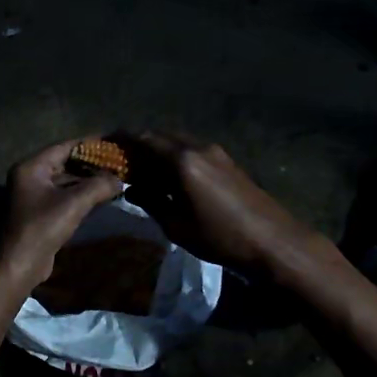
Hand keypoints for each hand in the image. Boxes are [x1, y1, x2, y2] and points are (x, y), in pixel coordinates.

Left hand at [0, 137, 125, 287]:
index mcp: (31, 167)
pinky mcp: (41, 212)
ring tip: (116, 177)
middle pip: (66, 162)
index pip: (65, 146)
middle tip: (118, 161)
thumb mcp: (73, 203)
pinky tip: (103, 195)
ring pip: (67, 180)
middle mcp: (31, 177)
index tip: (113, 142)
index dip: (90, 144)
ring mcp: (35, 195)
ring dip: (89, 180)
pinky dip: (83, 194)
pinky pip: (65, 196)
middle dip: (92, 163)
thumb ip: (99, 186)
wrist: (20, 266)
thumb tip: (120, 179)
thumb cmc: (42, 228)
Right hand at [120, 131, 322, 274]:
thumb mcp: (176, 225)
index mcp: (182, 160)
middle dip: (138, 143)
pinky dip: (175, 156)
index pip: (143, 139)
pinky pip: (192, 150)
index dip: (121, 140)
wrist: (272, 241)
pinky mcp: (227, 161)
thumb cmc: (220, 237)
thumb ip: (151, 202)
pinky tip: (169, 176)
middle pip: (160, 135)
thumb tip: (132, 188)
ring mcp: (215, 152)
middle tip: (120, 159)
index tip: (104, 144)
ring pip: (177, 141)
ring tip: (142, 169)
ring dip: (158, 149)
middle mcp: (197, 147)